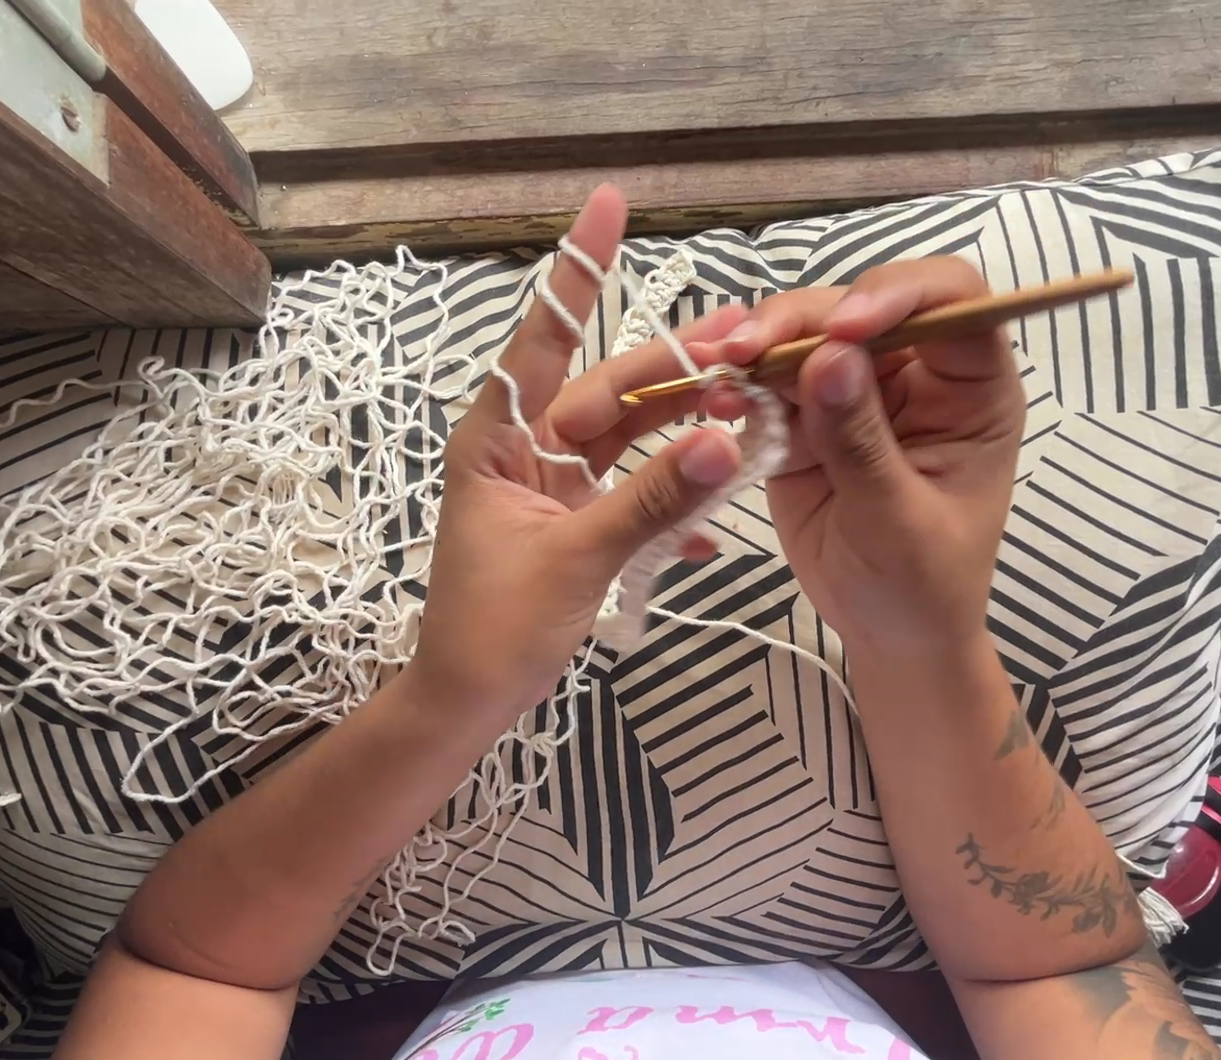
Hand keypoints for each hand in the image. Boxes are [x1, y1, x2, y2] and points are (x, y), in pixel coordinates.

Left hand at [411, 184, 748, 718]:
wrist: (472, 695)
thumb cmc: (497, 628)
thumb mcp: (578, 558)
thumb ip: (652, 501)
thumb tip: (725, 441)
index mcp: (501, 439)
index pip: (542, 338)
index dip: (578, 272)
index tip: (608, 204)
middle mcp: (527, 448)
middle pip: (608, 390)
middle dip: (673, 368)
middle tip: (746, 343)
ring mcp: (554, 485)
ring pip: (629, 438)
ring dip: (684, 430)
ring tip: (748, 411)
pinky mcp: (577, 519)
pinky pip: (632, 490)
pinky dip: (669, 500)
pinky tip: (709, 528)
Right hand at [698, 258, 1024, 656]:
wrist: (883, 629)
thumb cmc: (918, 582)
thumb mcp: (896, 518)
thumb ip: (860, 440)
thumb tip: (828, 356)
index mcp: (967, 390)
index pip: (949, 304)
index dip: (896, 296)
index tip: (841, 331)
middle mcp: (911, 376)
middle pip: (855, 309)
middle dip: (798, 322)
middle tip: (742, 351)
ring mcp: (852, 394)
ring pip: (801, 340)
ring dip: (756, 352)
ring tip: (718, 380)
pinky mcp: (803, 420)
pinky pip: (767, 387)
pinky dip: (738, 389)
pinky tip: (715, 401)